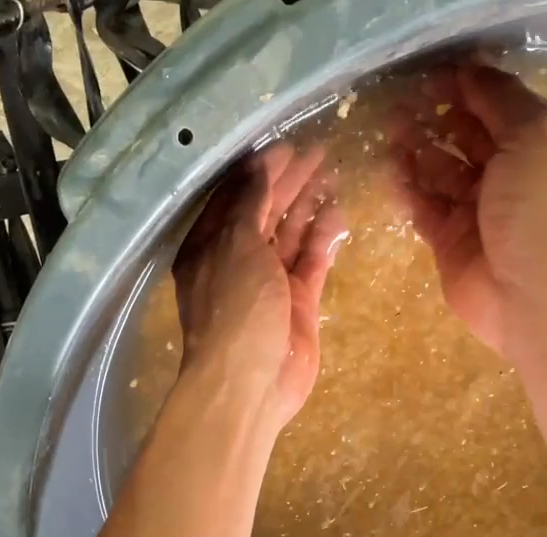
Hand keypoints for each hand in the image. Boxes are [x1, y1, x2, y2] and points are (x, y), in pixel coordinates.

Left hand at [172, 143, 347, 432]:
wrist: (250, 382)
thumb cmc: (234, 308)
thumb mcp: (234, 244)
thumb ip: (249, 202)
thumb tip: (259, 164)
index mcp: (209, 246)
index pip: (233, 198)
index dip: (258, 171)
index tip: (285, 144)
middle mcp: (236, 261)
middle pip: (263, 213)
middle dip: (287, 182)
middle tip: (317, 150)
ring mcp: (269, 283)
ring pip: (289, 235)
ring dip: (307, 205)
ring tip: (332, 172)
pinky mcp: (297, 303)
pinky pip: (311, 261)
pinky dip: (323, 238)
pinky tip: (338, 212)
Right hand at [390, 61, 546, 371]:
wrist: (537, 296)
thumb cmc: (546, 209)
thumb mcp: (536, 137)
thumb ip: (500, 102)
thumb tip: (470, 73)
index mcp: (544, 143)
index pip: (501, 105)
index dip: (466, 88)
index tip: (429, 77)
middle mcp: (512, 174)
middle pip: (467, 137)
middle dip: (436, 117)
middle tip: (397, 102)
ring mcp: (479, 210)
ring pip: (441, 171)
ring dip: (416, 150)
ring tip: (386, 130)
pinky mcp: (451, 241)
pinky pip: (424, 207)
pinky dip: (407, 189)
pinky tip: (388, 170)